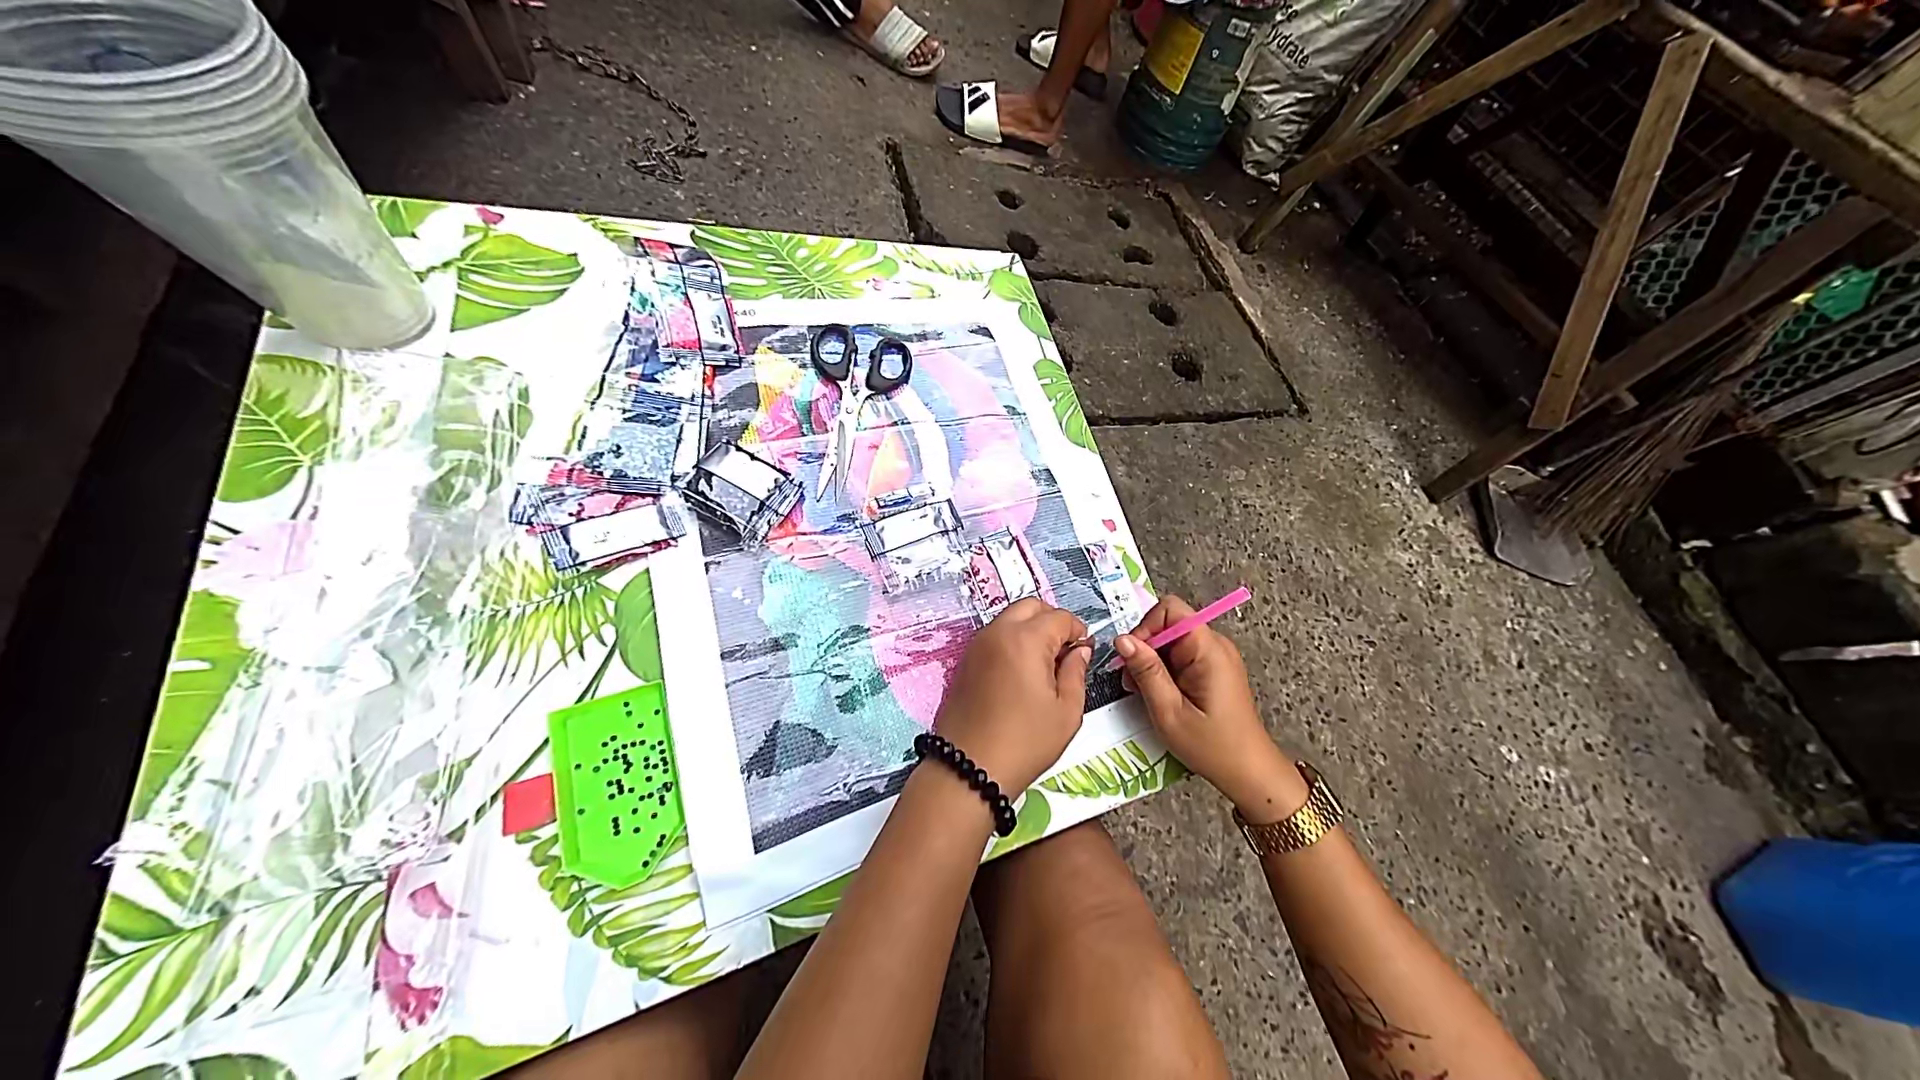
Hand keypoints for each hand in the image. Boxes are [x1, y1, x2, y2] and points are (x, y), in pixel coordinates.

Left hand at [935, 598, 1091, 794]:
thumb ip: (1076, 672)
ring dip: (1030, 629)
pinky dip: (1011, 641)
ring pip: (1010, 618)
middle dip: (1052, 620)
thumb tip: (1079, 651)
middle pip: (1030, 606)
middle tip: (1066, 649)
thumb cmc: (1022, 743)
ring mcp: (977, 645)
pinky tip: (1022, 673)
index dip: (1078, 630)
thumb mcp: (1066, 711)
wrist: (968, 768)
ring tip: (1045, 665)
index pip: (1059, 617)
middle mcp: (997, 634)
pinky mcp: (965, 661)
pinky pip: (994, 636)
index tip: (1085, 648)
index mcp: (1025, 640)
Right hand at [1114, 596, 1306, 822]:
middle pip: (1168, 624)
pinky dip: (1163, 670)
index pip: (1170, 610)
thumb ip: (1146, 671)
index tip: (1133, 659)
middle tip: (1134, 683)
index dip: (1145, 628)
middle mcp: (1215, 645)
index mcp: (1208, 650)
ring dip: (1151, 662)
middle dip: (1145, 649)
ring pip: (1170, 640)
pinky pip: (1180, 654)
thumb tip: (1122, 639)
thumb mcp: (1169, 711)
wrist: (1248, 772)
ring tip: (1146, 693)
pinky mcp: (1212, 667)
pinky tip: (1160, 695)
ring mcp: (1215, 655)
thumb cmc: (1211, 746)